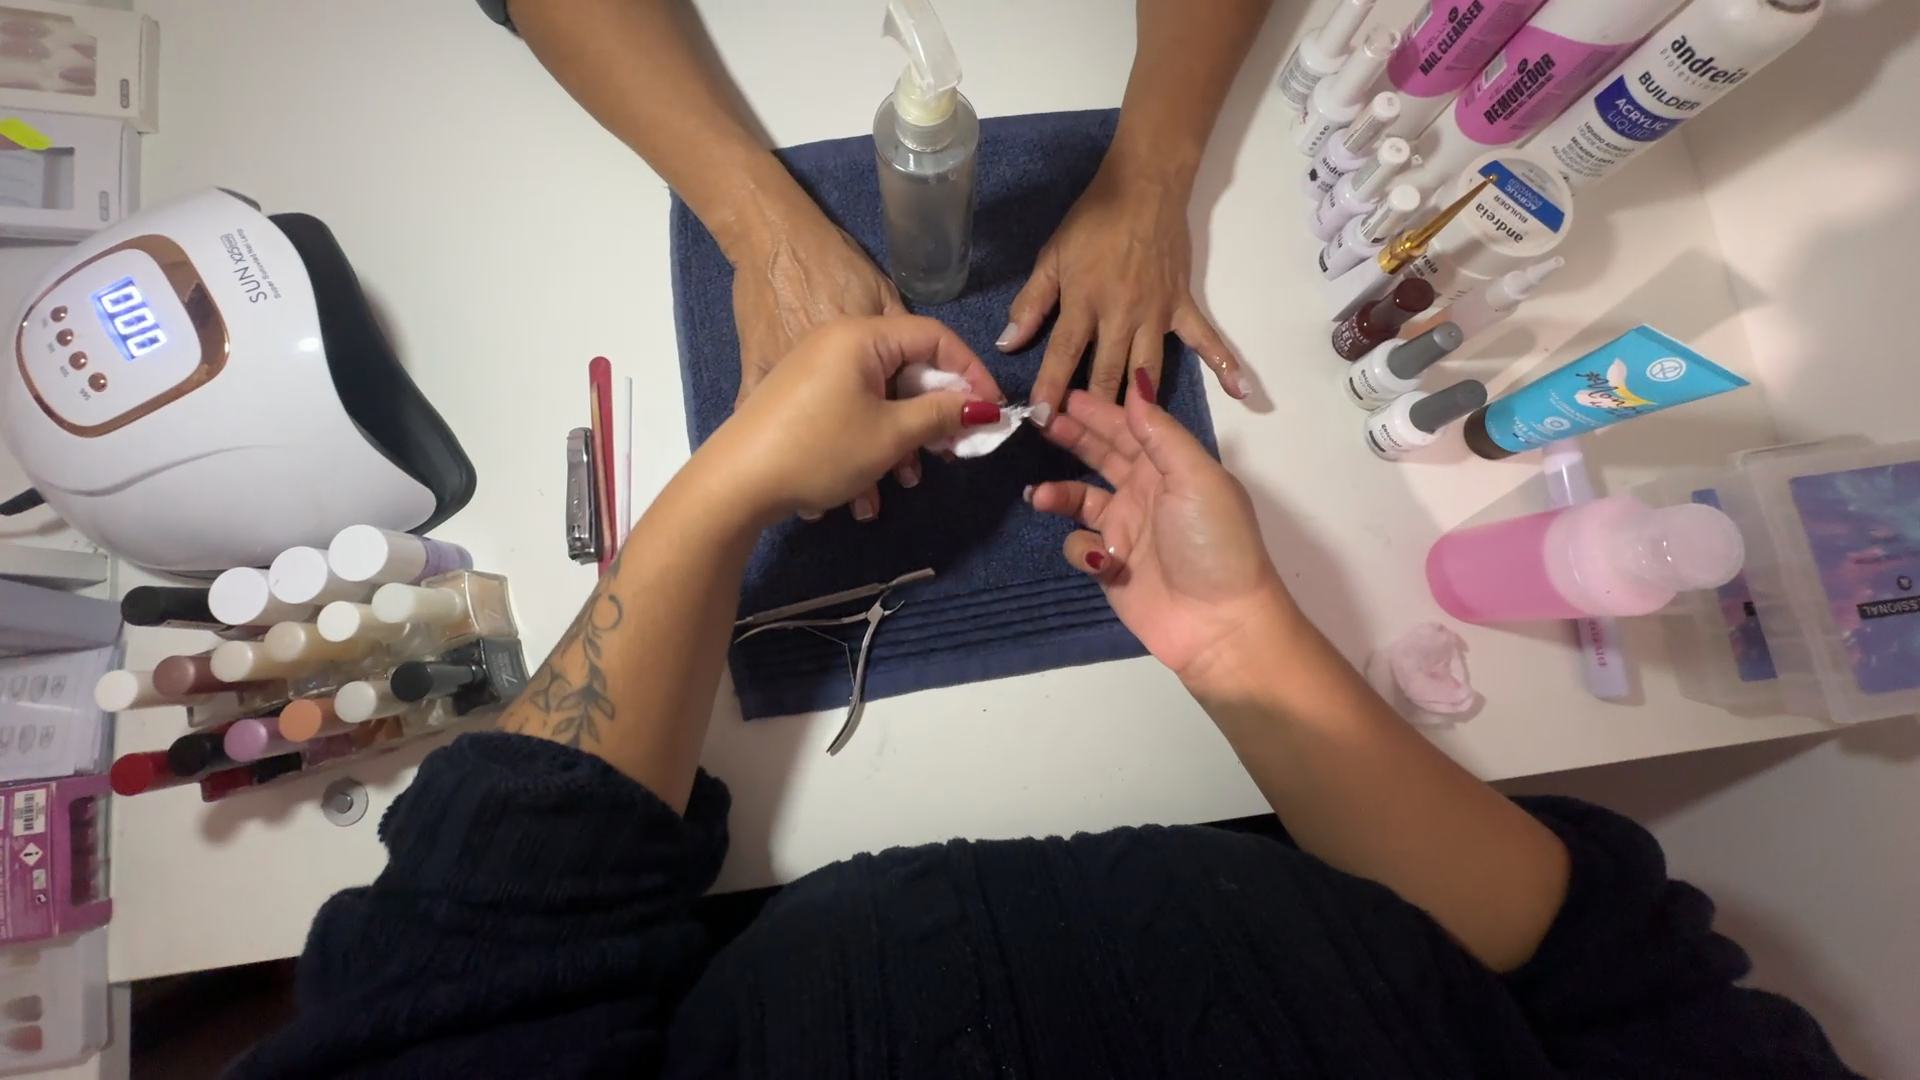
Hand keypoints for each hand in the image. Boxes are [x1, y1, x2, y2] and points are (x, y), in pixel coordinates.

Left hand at [701, 316, 1003, 524]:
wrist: (735, 482)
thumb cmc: (819, 449)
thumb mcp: (890, 434)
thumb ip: (942, 414)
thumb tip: (985, 407)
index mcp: (863, 335)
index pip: (936, 336)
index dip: (972, 372)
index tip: (994, 410)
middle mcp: (841, 341)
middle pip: (909, 366)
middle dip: (938, 410)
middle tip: (957, 449)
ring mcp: (819, 369)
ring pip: (883, 394)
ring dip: (907, 434)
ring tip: (912, 477)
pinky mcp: (805, 397)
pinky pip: (856, 407)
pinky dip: (876, 436)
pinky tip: (877, 480)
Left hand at [998, 163, 1249, 420]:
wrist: (1145, 184)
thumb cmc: (1093, 221)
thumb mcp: (1051, 257)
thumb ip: (1031, 303)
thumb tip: (1008, 343)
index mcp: (1084, 302)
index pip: (1064, 354)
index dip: (1052, 388)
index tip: (1041, 421)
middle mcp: (1121, 315)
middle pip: (1107, 372)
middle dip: (1094, 410)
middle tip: (1083, 442)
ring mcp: (1157, 313)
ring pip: (1148, 369)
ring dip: (1140, 405)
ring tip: (1134, 441)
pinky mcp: (1183, 306)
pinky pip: (1206, 339)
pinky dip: (1224, 364)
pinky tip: (1241, 393)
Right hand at [1028, 377, 1289, 687]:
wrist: (1218, 622)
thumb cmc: (1212, 542)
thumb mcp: (1195, 476)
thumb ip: (1160, 433)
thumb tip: (1135, 386)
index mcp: (1172, 467)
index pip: (1129, 428)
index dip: (1097, 411)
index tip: (1061, 394)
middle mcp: (1147, 493)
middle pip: (1102, 456)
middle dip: (1071, 439)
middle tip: (1036, 424)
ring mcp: (1127, 530)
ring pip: (1081, 500)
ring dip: (1060, 493)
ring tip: (1039, 495)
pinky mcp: (1111, 566)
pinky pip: (1082, 547)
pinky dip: (1083, 550)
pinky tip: (1101, 560)